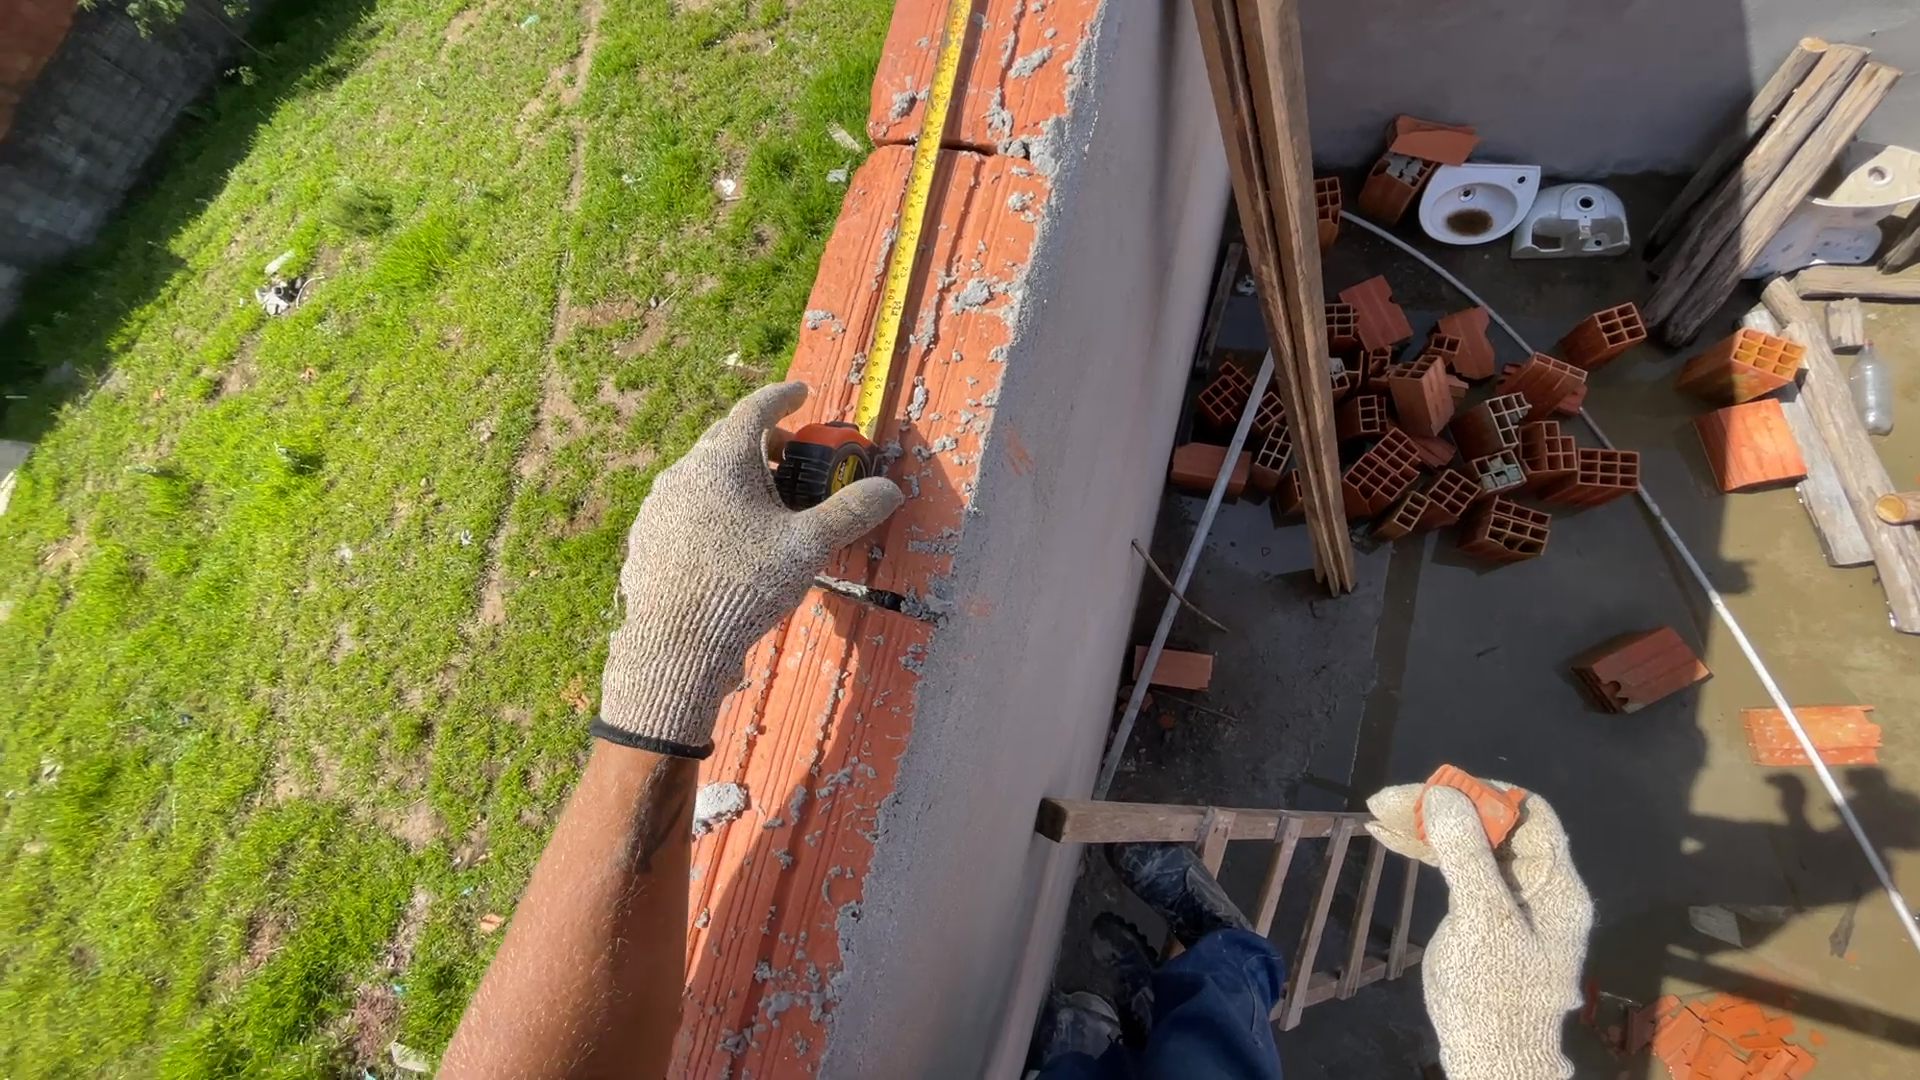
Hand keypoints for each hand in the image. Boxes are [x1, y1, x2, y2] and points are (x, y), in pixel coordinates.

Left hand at [594, 382, 902, 757]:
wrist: (676, 645)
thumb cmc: (745, 584)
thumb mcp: (807, 546)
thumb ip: (850, 512)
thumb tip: (891, 489)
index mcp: (721, 462)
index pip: (754, 410)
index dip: (782, 397)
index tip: (801, 393)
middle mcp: (683, 474)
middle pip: (726, 438)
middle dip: (762, 439)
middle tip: (791, 454)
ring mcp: (659, 507)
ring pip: (704, 473)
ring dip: (737, 474)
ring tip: (764, 500)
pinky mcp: (647, 538)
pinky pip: (687, 505)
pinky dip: (715, 504)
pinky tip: (730, 537)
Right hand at [1366, 783, 1592, 1079]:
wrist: (1487, 1047)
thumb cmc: (1495, 988)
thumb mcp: (1482, 919)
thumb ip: (1468, 856)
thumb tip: (1445, 793)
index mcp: (1553, 882)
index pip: (1529, 814)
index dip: (1484, 794)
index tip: (1436, 790)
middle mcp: (1532, 881)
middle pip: (1488, 821)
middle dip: (1440, 806)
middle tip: (1388, 800)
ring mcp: (1503, 893)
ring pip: (1464, 838)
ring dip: (1423, 823)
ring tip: (1377, 812)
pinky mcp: (1477, 905)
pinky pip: (1450, 861)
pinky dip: (1419, 845)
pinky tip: (1383, 835)